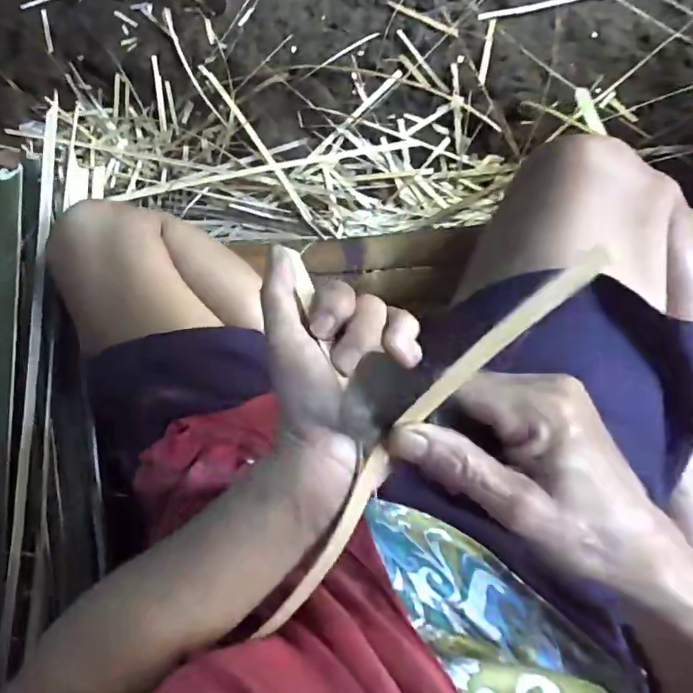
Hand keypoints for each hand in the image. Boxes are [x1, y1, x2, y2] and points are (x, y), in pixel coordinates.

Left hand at [261, 247, 421, 495]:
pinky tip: (404, 360)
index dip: (332, 307)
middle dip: (356, 334)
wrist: (333, 445)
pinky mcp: (404, 362)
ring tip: (370, 369)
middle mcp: (352, 329)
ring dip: (378, 339)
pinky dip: (409, 341)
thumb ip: (278, 297)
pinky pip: (413, 332)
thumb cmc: (302, 396)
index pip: (338, 291)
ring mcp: (381, 345)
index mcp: (322, 322)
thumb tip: (280, 247)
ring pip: (392, 314)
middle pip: (368, 302)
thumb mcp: (282, 344)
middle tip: (342, 367)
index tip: (319, 334)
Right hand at [386, 373, 692, 608]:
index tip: (393, 441)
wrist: (647, 559)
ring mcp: (557, 391)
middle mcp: (550, 382)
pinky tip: (477, 463)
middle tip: (418, 464)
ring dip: (460, 429)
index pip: (461, 387)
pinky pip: (502, 407)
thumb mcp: (519, 510)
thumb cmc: (587, 542)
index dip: (423, 410)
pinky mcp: (558, 406)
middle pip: (471, 389)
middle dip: (442, 422)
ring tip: (446, 468)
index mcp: (543, 403)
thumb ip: (461, 466)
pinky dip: (482, 432)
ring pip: (482, 398)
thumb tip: (400, 434)